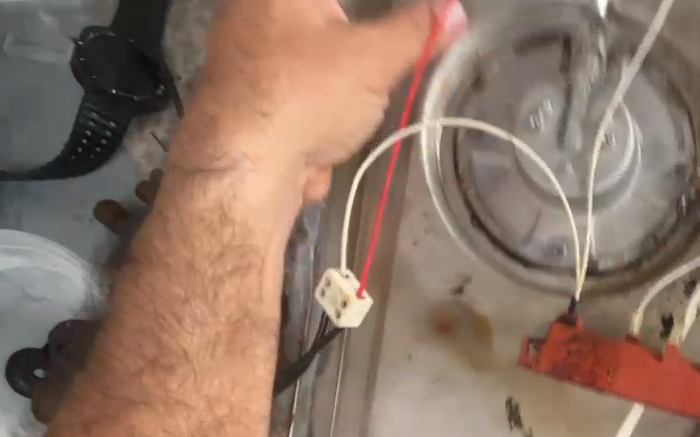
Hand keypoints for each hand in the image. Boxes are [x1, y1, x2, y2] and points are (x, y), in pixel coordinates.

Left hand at [172, 0, 460, 203]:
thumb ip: (415, 34)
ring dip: (337, 66)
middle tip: (391, 57)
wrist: (252, 158)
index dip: (374, 13)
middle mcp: (253, 4)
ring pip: (305, 46)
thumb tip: (454, 9)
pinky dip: (320, 93)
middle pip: (319, 17)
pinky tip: (340, 113)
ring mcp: (244, 47)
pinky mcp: (249, 89)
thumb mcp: (375, 59)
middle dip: (355, 37)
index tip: (412, 27)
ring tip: (371, 87)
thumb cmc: (309, 92)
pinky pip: (294, 79)